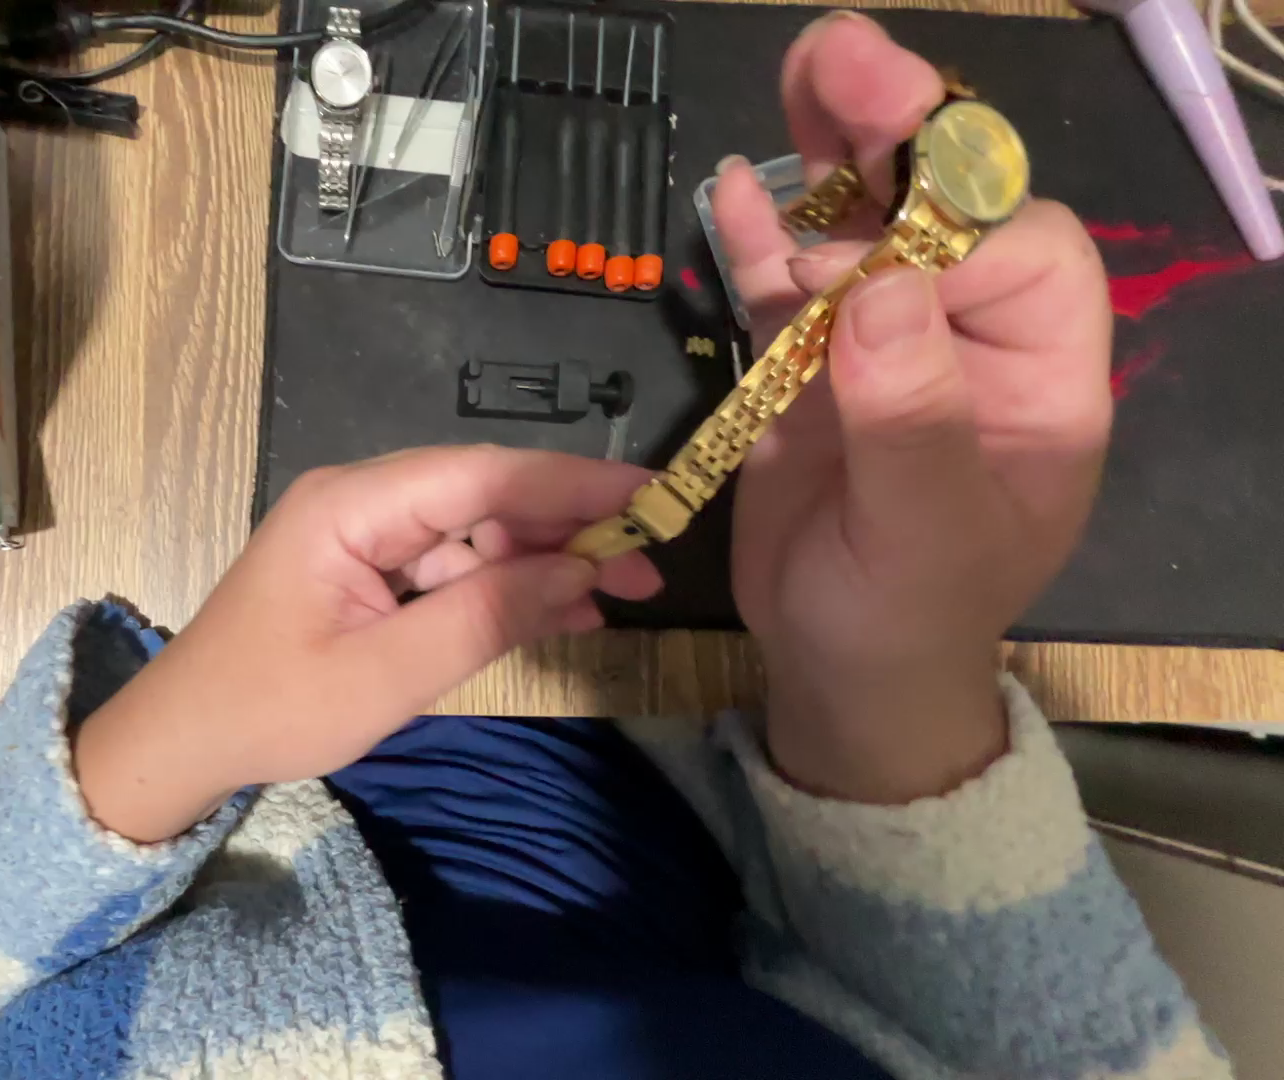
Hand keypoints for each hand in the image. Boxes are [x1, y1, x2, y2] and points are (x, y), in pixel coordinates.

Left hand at [74, 446, 661, 841]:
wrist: (187, 736)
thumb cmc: (270, 709)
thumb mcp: (385, 675)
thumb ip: (484, 617)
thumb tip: (582, 570)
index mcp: (349, 505)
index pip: (478, 475)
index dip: (570, 483)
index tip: (654, 496)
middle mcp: (357, 500)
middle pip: (479, 494)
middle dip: (564, 526)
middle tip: (646, 566)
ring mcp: (361, 532)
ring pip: (469, 529)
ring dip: (538, 559)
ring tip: (616, 595)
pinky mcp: (365, 566)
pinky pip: (444, 564)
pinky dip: (497, 586)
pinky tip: (556, 609)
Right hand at [710, 14, 1111, 801]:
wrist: (837, 655)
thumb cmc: (902, 609)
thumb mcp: (923, 533)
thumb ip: (915, 416)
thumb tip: (881, 290)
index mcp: (1032, 374)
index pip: (1011, 255)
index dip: (930, 241)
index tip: (837, 287)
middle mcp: (958, 344)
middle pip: (936, 215)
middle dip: (893, 132)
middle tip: (830, 55)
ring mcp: (872, 356)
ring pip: (855, 241)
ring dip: (825, 164)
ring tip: (795, 82)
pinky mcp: (802, 378)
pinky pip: (782, 297)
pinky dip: (759, 244)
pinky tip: (731, 193)